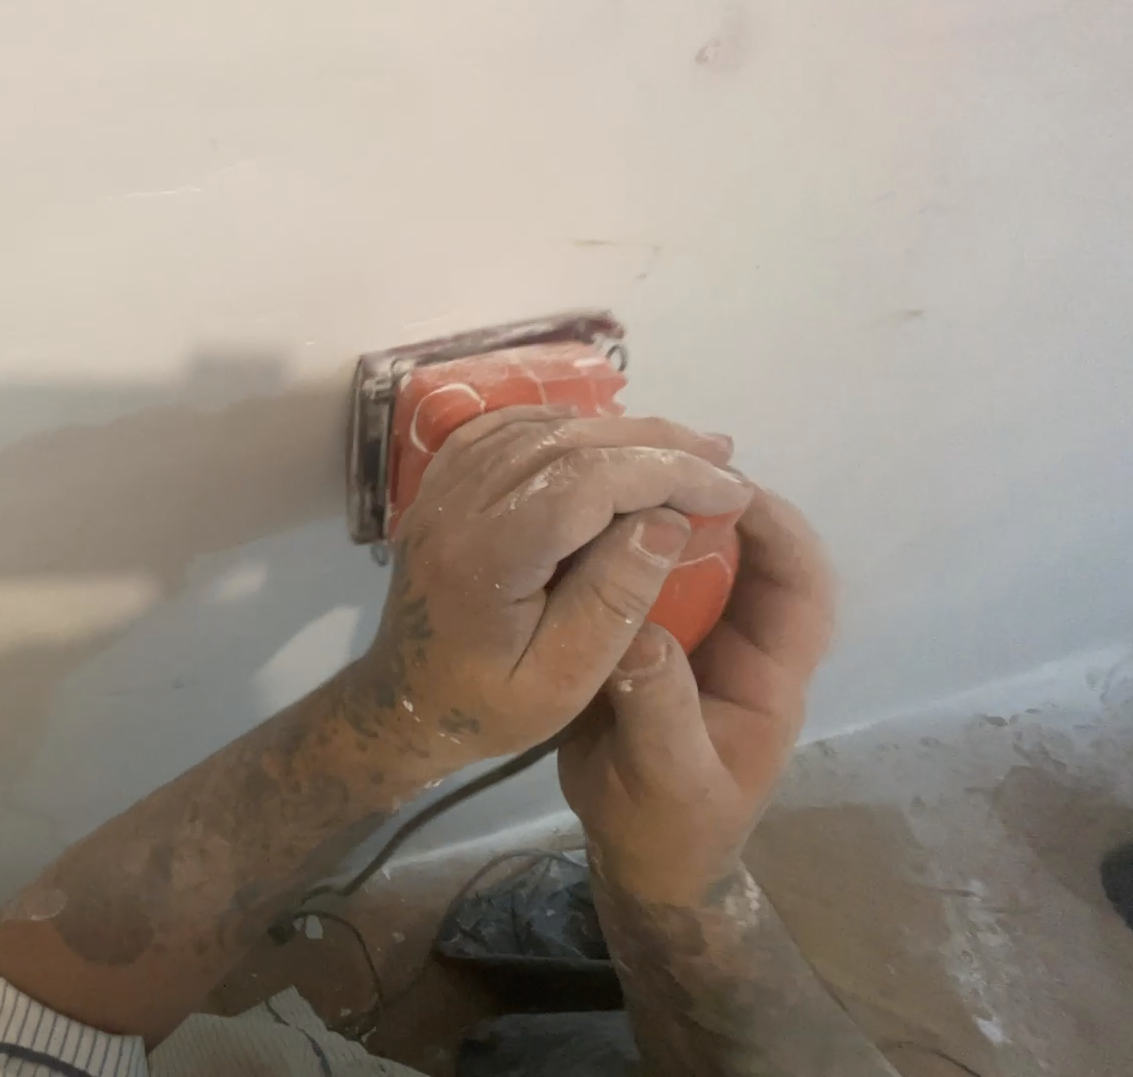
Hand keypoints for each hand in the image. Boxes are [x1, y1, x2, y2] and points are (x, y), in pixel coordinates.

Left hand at [350, 406, 752, 772]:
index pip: (582, 484)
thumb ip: (613, 599)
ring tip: (673, 447)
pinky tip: (591, 438)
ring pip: (526, 433)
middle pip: (558, 446)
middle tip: (719, 456)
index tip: (728, 489)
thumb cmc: (487, 706)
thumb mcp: (563, 680)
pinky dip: (547, 427)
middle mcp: (450, 514)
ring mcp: (434, 500)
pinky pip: (490, 438)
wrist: (404, 701)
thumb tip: (664, 519)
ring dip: (606, 430)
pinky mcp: (433, 498)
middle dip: (648, 442)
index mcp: (483, 560)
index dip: (664, 473)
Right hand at [558, 488, 834, 905]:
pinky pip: (633, 594)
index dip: (781, 532)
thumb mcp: (668, 773)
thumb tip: (635, 633)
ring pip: (684, 573)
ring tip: (608, 492)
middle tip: (653, 469)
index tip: (731, 487)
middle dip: (711, 512)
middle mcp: (730, 649)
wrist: (635, 853)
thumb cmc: (670, 823)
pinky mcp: (636, 651)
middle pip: (742, 564)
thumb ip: (659, 707)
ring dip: (656, 530)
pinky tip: (572, 541)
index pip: (800, 589)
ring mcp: (682, 648)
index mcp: (765, 676)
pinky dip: (614, 562)